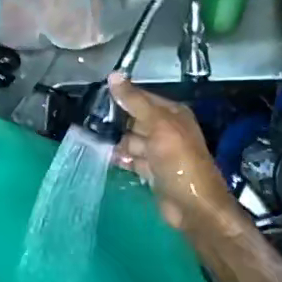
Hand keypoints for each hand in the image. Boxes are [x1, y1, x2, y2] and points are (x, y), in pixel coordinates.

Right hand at [107, 74, 243, 235]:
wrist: (192, 206)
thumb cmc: (179, 161)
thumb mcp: (158, 125)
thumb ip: (136, 102)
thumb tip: (113, 76)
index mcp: (173, 114)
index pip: (143, 99)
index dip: (122, 97)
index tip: (95, 97)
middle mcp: (167, 130)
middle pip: (135, 120)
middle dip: (116, 123)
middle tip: (89, 122)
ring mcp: (159, 153)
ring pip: (132, 141)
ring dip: (117, 143)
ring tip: (94, 142)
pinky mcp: (152, 172)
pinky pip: (133, 160)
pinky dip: (122, 160)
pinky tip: (107, 159)